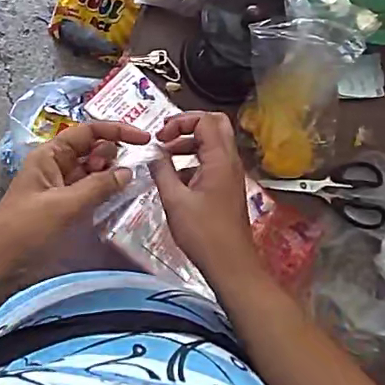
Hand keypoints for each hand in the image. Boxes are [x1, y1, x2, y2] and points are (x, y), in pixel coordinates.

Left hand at [0, 120, 149, 276]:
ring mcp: (62, 188)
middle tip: (129, 174)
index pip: (88, 131)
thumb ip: (99, 186)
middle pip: (94, 150)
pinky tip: (121, 202)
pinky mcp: (66, 209)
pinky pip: (91, 194)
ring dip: (113, 177)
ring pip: (95, 173)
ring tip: (130, 188)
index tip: (144, 139)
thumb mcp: (65, 205)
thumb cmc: (26, 230)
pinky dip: (106, 195)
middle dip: (114, 156)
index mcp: (50, 155)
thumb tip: (128, 172)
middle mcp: (57, 166)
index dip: (117, 130)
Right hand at [149, 112, 258, 282]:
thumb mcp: (174, 200)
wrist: (231, 264)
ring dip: (190, 143)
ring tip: (165, 156)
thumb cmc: (203, 233)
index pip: (205, 120)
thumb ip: (162, 171)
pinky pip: (212, 161)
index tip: (161, 137)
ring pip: (214, 143)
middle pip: (215, 124)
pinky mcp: (227, 186)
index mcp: (220, 159)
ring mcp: (231, 173)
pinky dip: (194, 160)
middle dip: (188, 125)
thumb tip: (153, 154)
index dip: (180, 122)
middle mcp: (230, 161)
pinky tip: (176, 178)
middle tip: (166, 136)